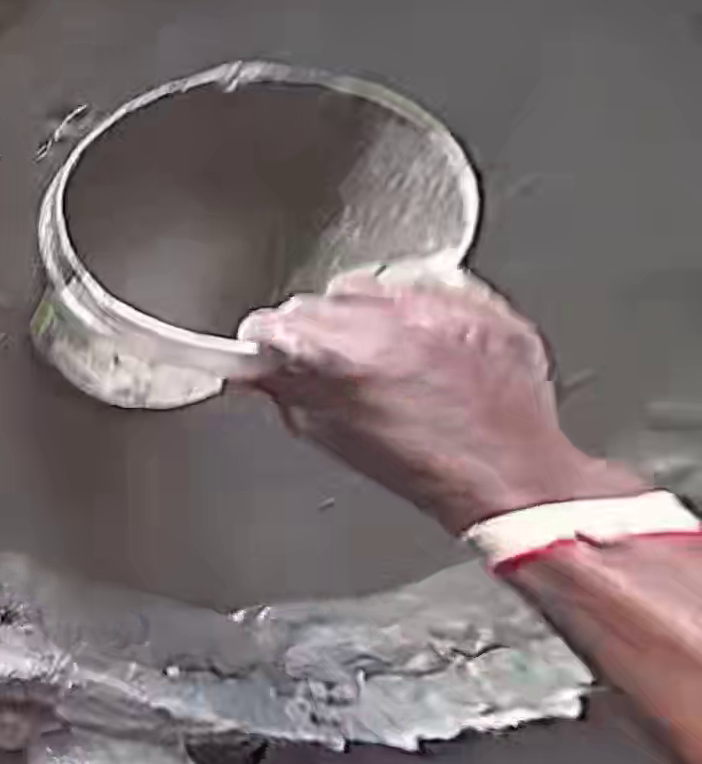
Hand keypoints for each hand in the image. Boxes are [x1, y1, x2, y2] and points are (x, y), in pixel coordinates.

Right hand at [239, 271, 646, 533]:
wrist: (511, 477)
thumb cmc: (417, 463)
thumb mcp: (320, 429)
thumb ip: (279, 387)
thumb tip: (252, 367)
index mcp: (341, 356)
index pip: (269, 323)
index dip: (258, 341)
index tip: (262, 352)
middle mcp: (388, 325)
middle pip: (310, 303)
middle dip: (304, 330)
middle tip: (316, 358)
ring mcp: (438, 313)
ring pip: (358, 286)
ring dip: (349, 312)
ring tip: (365, 345)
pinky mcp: (478, 309)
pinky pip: (417, 287)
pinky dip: (402, 309)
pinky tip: (407, 339)